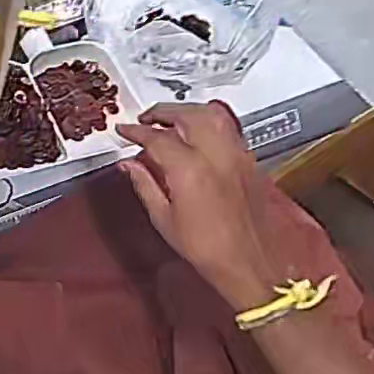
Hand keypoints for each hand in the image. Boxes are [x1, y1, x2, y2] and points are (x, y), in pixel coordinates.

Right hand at [115, 102, 291, 306]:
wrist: (248, 261)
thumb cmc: (207, 248)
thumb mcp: (164, 219)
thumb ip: (145, 185)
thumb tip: (129, 165)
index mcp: (190, 171)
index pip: (157, 138)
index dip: (136, 131)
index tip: (124, 131)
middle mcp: (216, 156)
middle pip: (187, 115)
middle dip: (163, 112)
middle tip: (145, 119)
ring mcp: (236, 155)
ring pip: (212, 114)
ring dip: (188, 111)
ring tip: (170, 119)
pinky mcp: (249, 160)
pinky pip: (227, 127)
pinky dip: (208, 121)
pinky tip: (197, 132)